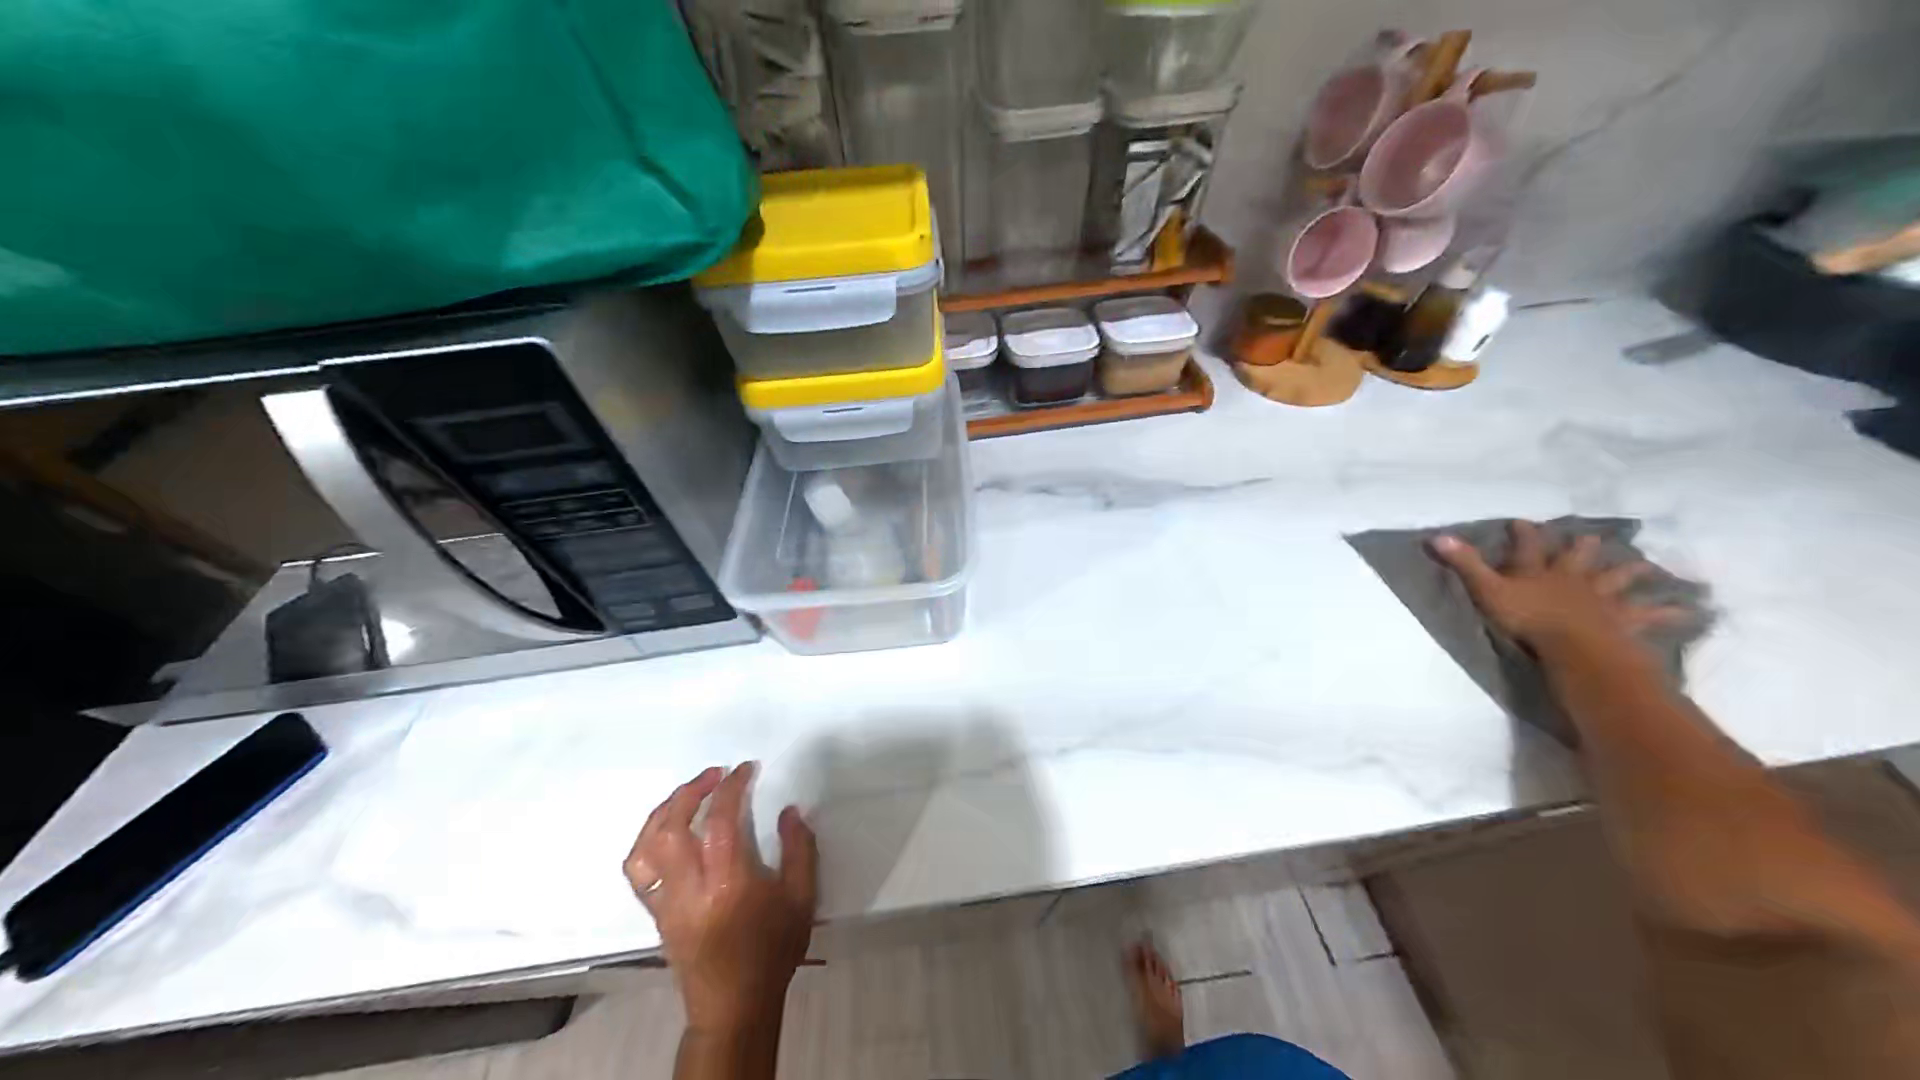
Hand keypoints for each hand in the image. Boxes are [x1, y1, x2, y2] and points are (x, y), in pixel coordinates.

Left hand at [624, 762, 817, 1033]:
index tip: (746, 769)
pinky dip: (646, 841)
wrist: (735, 1005)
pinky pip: (638, 871)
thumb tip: (789, 810)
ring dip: (665, 810)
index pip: (721, 820)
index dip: (731, 787)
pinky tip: (665, 829)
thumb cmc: (773, 950)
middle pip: (673, 826)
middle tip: (716, 774)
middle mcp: (690, 888)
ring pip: (647, 846)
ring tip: (688, 793)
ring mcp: (667, 902)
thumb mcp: (801, 898)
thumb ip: (799, 850)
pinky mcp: (656, 913)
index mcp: (728, 883)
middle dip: (692, 790)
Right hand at [1430, 520, 1692, 648]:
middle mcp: (1572, 579)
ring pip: (1619, 581)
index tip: (1523, 522)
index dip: (1524, 534)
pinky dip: (1670, 614)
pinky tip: (1691, 612)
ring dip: (1632, 574)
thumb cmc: (1527, 617)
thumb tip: (1436, 535)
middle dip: (1585, 548)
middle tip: (1595, 538)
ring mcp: (1602, 599)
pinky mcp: (1624, 621)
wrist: (1575, 644)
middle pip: (1580, 559)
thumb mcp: (1486, 590)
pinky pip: (1651, 616)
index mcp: (1538, 572)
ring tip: (1648, 568)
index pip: (1528, 547)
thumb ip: (1464, 564)